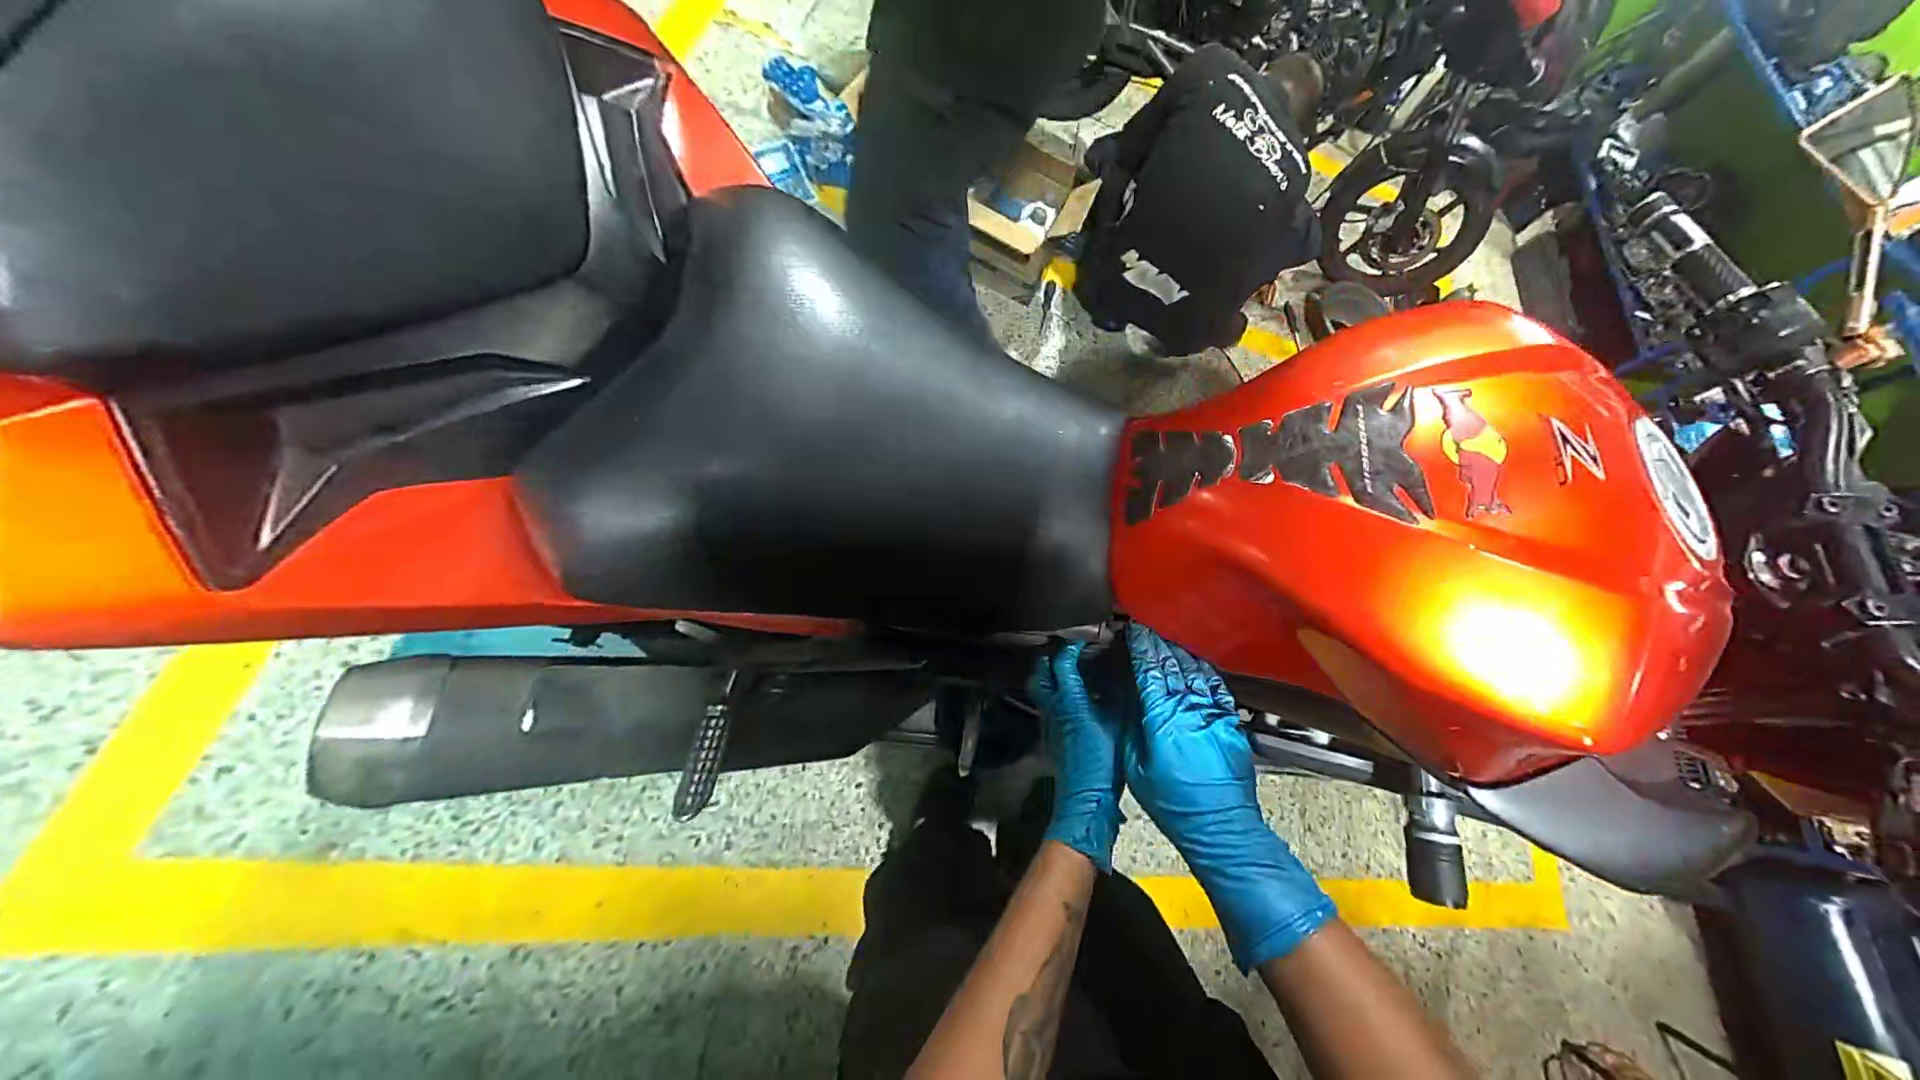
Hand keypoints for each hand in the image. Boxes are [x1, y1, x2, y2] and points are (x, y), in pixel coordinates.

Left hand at [1027, 643, 1125, 871]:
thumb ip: (1116, 697)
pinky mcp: (1049, 735)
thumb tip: (1120, 675)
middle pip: (1040, 672)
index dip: (1070, 648)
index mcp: (1070, 700)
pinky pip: (1045, 705)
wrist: (1085, 800)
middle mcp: (1053, 707)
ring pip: (1039, 689)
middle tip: (1066, 651)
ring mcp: (1048, 722)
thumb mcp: (1118, 725)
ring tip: (1065, 670)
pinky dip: (1053, 693)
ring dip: (1048, 675)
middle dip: (1050, 657)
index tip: (1082, 642)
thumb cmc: (1104, 763)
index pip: (1061, 663)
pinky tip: (1069, 698)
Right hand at [1122, 623, 1335, 970]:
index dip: (1139, 648)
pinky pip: (1216, 686)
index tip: (1131, 634)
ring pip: (1195, 671)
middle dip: (1157, 644)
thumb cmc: (1175, 803)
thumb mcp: (1136, 766)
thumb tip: (1128, 697)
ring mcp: (1214, 715)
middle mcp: (1191, 710)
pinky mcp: (1231, 724)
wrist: (1221, 826)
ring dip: (1179, 652)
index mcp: (1163, 720)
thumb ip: (1131, 726)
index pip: (1149, 671)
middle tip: (1146, 632)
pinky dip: (1203, 670)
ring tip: (1167, 641)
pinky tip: (1196, 663)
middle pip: (1172, 665)